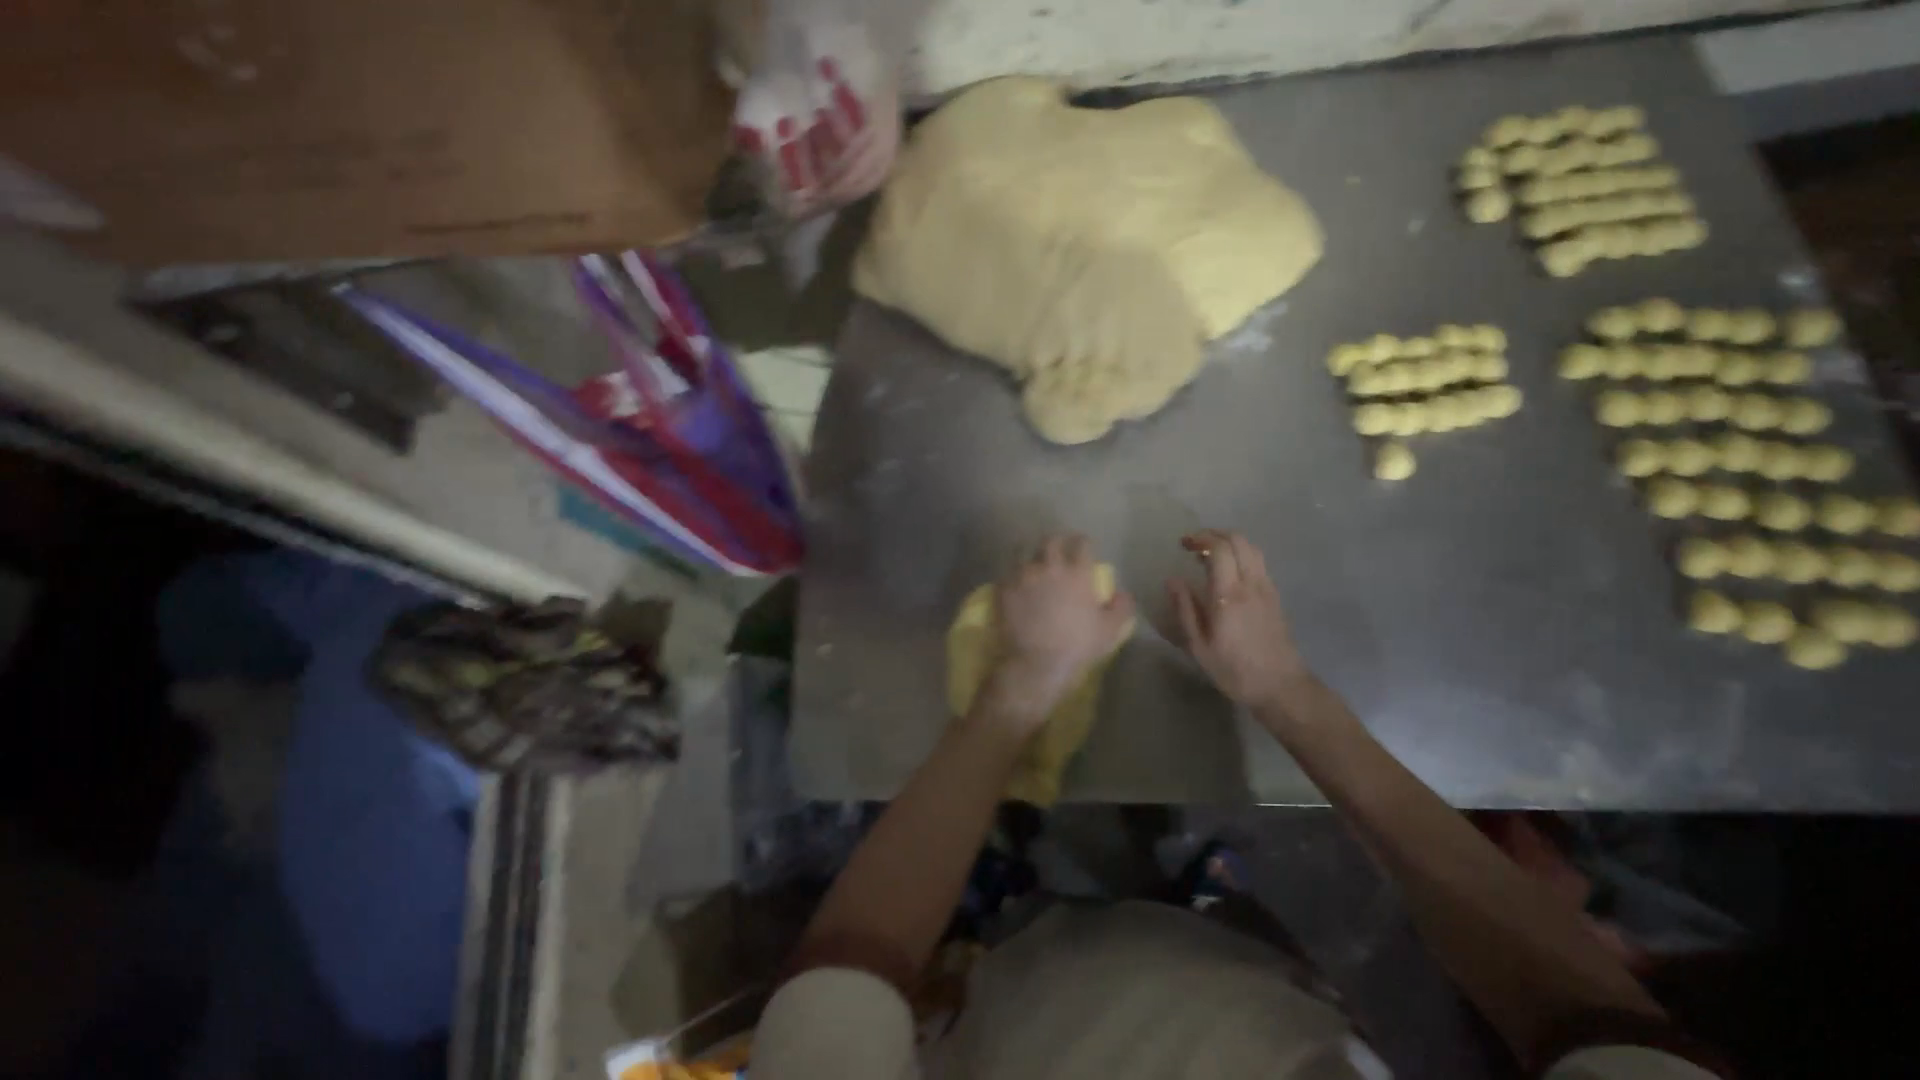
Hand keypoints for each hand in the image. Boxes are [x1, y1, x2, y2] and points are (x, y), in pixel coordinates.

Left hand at [983, 534, 1135, 723]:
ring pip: (1023, 551)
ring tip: (1032, 560)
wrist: (1037, 662)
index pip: (1082, 544)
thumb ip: (1121, 607)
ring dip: (1030, 552)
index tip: (1084, 546)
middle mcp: (1049, 567)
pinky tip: (1014, 580)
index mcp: (1077, 573)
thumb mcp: (1110, 629)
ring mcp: (1023, 576)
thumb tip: (1122, 592)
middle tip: (1058, 548)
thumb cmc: (1078, 645)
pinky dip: (1012, 573)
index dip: (1084, 542)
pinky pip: (1006, 572)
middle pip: (1050, 541)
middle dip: (1056, 541)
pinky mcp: (1004, 589)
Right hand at [1166, 529, 1310, 709]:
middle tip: (1194, 545)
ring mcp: (1267, 588)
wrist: (1281, 686)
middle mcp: (1251, 584)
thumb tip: (1172, 580)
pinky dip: (1242, 555)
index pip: (1219, 549)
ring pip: (1252, 548)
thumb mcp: (1199, 646)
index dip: (1200, 538)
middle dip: (1214, 534)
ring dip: (1230, 542)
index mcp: (1229, 595)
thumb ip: (1185, 609)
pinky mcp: (1275, 596)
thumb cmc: (1234, 670)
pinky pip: (1259, 563)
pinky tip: (1229, 571)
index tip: (1183, 544)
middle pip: (1238, 541)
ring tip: (1210, 555)